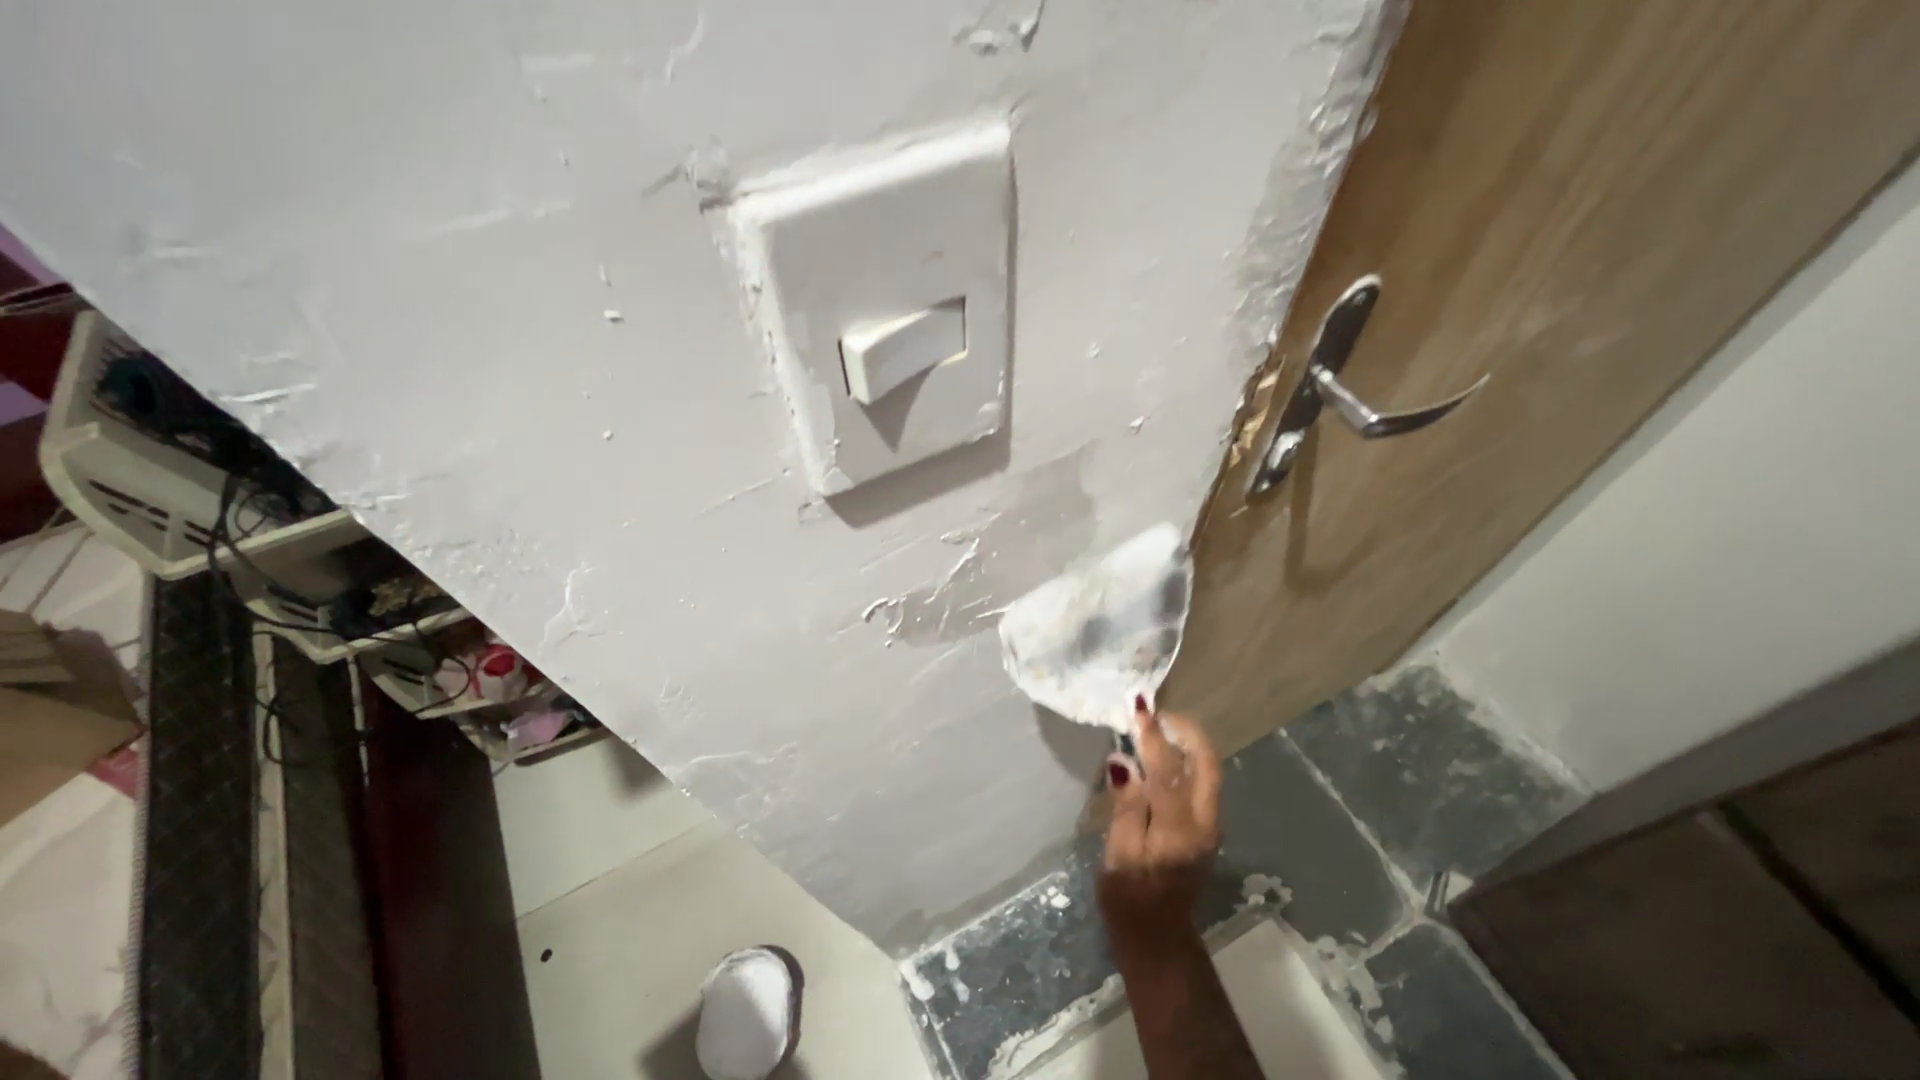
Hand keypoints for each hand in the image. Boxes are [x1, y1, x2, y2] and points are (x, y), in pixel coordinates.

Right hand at [1098, 704, 1222, 938]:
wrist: (1158, 937)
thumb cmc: (1129, 899)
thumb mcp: (1118, 855)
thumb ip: (1126, 807)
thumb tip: (1123, 762)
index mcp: (1178, 831)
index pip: (1169, 772)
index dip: (1153, 737)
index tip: (1139, 708)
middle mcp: (1205, 823)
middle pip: (1206, 763)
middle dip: (1184, 731)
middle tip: (1155, 712)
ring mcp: (1211, 826)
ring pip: (1208, 770)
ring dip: (1187, 743)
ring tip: (1156, 726)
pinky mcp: (1208, 828)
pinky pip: (1203, 782)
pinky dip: (1187, 760)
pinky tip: (1164, 754)